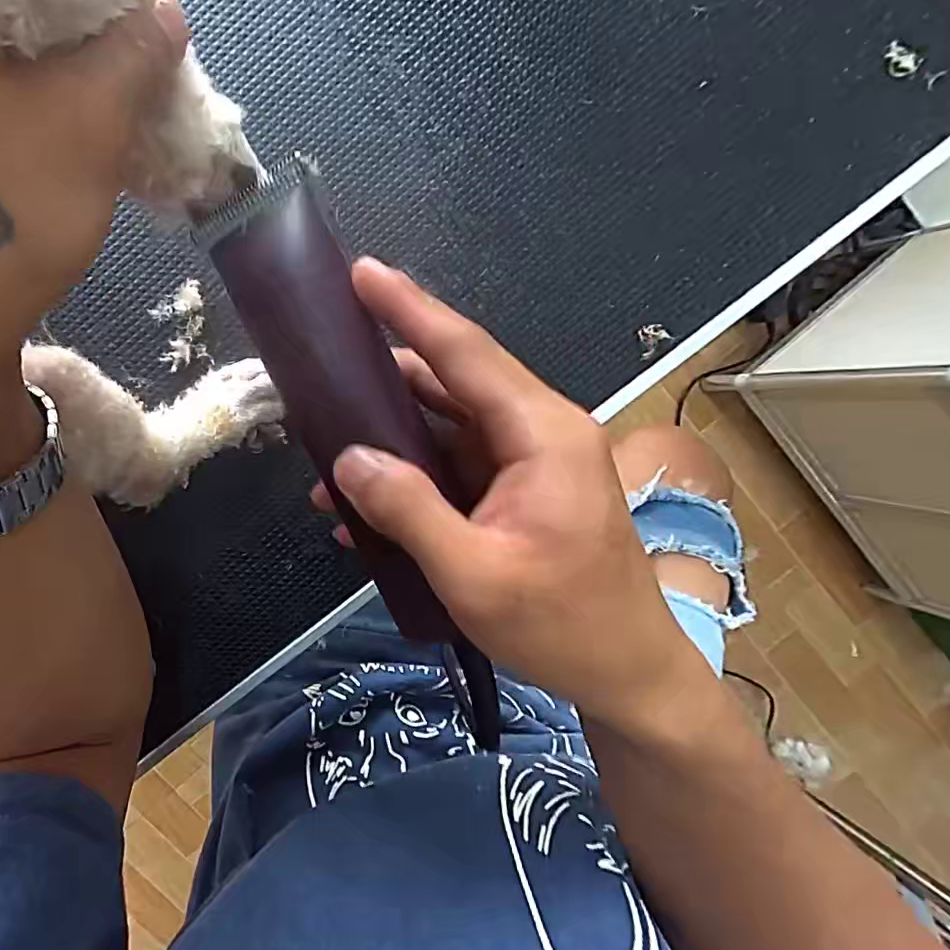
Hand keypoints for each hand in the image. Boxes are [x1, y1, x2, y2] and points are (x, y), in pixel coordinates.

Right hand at [312, 259, 716, 733]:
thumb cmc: (562, 626)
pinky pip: (451, 466)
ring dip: (388, 441)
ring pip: (444, 426)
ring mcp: (526, 461)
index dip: (409, 310)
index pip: (464, 353)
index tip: (362, 274)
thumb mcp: (473, 574)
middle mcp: (537, 432)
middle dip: (384, 379)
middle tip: (323, 371)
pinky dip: (408, 478)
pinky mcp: (515, 489)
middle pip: (449, 383)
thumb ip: (408, 509)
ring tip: (328, 460)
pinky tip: (363, 511)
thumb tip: (349, 460)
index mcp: (540, 434)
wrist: (626, 675)